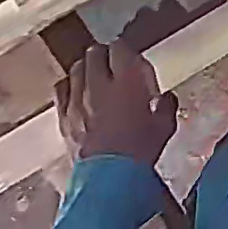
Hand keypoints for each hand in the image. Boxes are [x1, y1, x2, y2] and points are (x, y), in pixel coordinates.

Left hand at [55, 41, 177, 164]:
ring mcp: (77, 100)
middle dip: (105, 54)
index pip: (120, 48)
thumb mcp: (164, 127)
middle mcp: (99, 85)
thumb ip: (166, 106)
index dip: (126, 49)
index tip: (132, 58)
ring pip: (76, 68)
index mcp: (126, 82)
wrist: (109, 179)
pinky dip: (70, 85)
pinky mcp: (64, 117)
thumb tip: (166, 99)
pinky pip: (61, 89)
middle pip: (95, 53)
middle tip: (114, 63)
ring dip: (87, 67)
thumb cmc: (138, 152)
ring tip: (96, 75)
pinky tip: (77, 91)